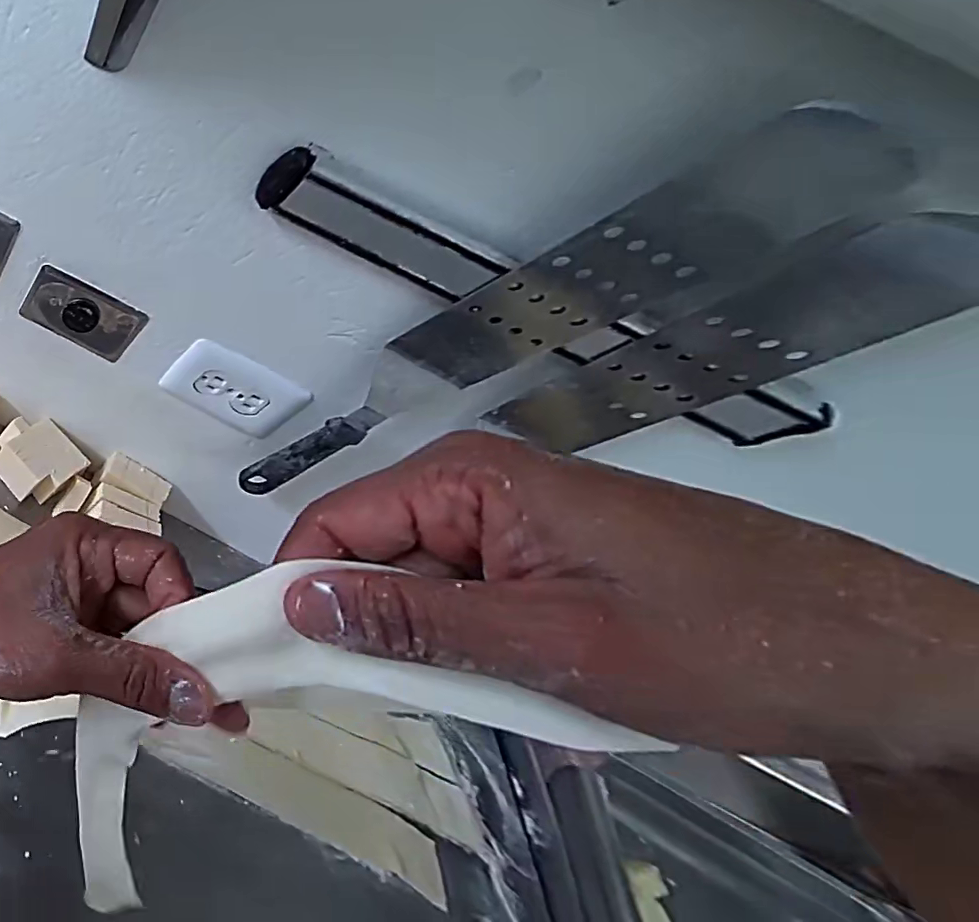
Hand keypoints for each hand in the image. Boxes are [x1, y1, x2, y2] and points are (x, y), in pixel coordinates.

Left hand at [0, 513, 245, 728]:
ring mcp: (79, 594)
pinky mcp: (70, 622)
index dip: (182, 603)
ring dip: (157, 667)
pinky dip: (132, 673)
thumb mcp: (63, 654)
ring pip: (137, 626)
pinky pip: (115, 643)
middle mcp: (89, 562)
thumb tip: (200, 699)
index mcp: (88, 543)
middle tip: (211, 701)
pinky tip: (150, 710)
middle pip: (153, 597)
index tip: (195, 654)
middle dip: (177, 647)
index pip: (159, 561)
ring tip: (188, 715)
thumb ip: (132, 676)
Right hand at [275, 431, 978, 768]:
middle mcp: (466, 486)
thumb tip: (298, 606)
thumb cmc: (731, 635)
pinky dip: (457, 642)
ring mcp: (496, 519)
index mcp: (460, 478)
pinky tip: (497, 679)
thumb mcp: (550, 641)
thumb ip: (411, 622)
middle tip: (380, 691)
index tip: (280, 652)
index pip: (332, 521)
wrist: (888, 660)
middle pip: (366, 551)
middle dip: (365, 620)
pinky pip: (453, 594)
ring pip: (409, 580)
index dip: (296, 583)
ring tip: (465, 691)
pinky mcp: (521, 553)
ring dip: (418, 639)